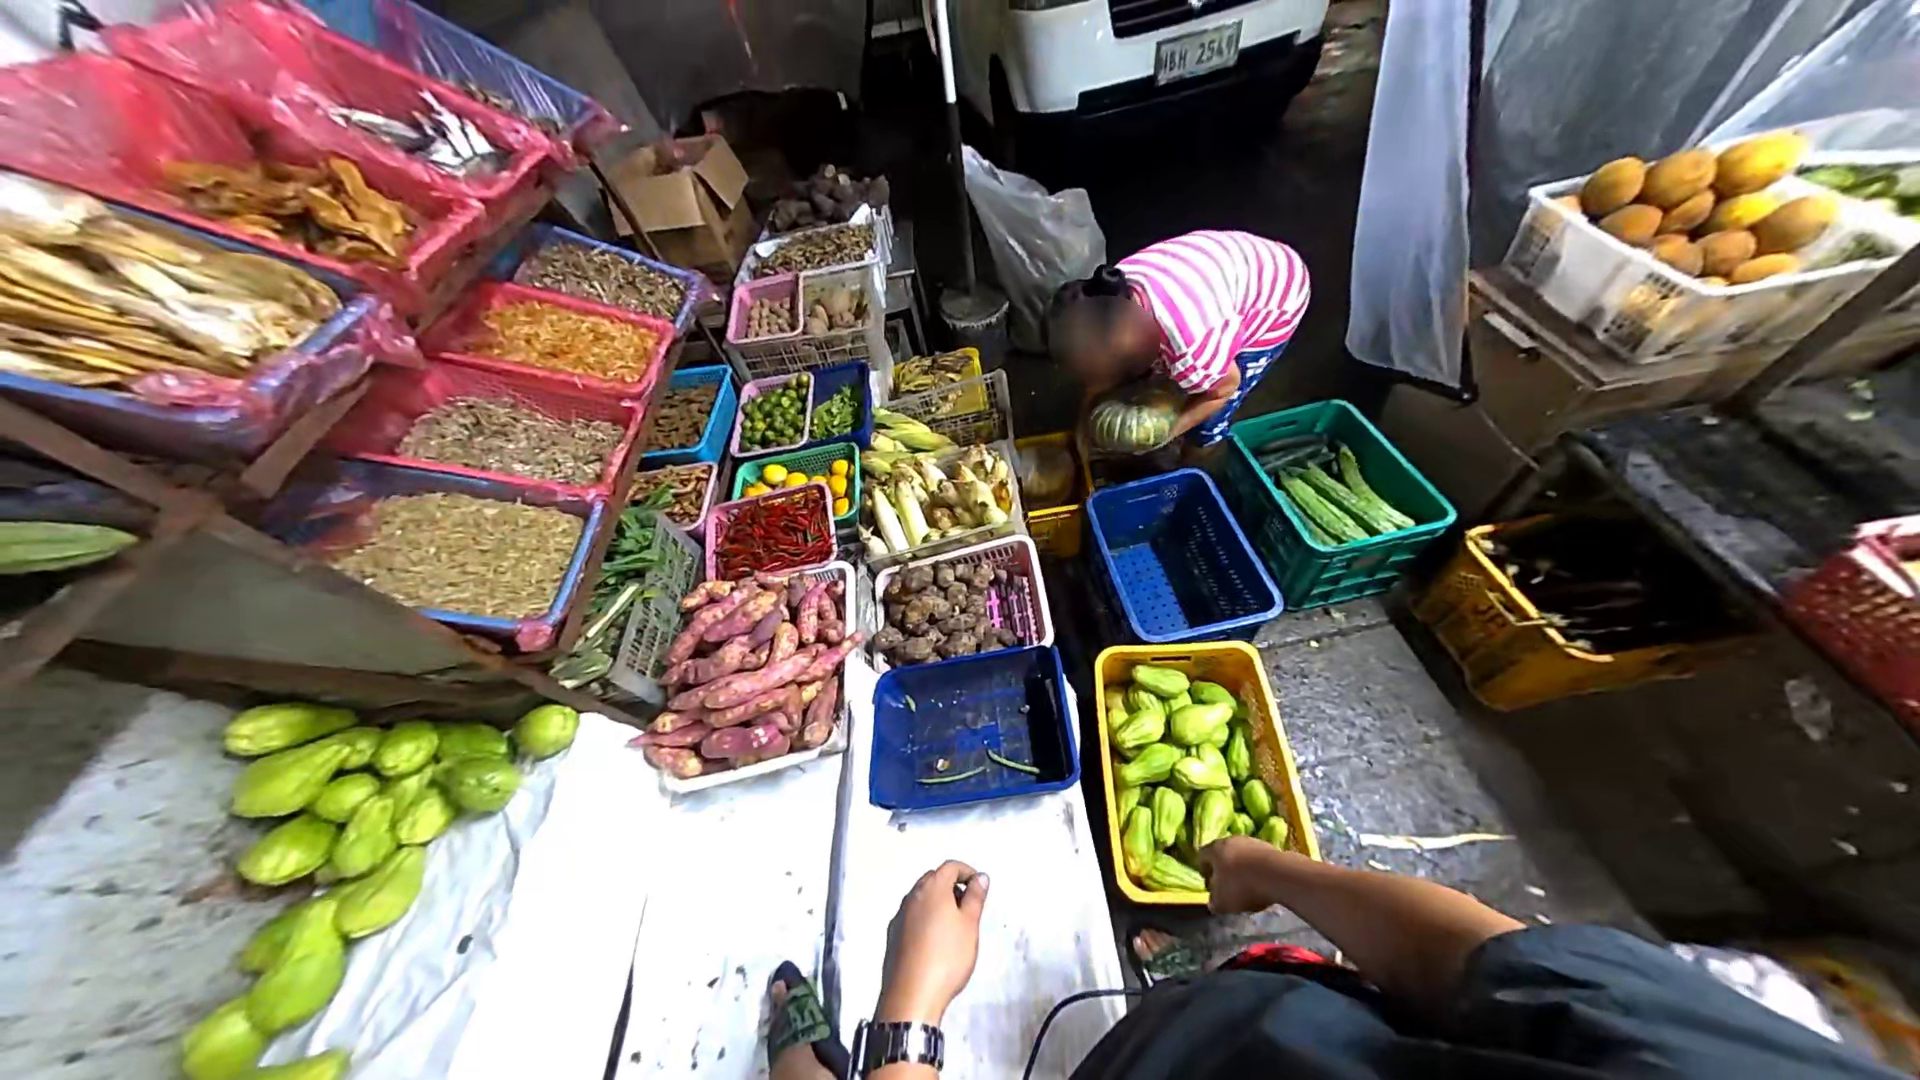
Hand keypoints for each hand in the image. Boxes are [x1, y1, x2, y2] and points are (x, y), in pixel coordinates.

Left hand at [877, 861, 988, 1025]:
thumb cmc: (947, 956)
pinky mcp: (892, 936)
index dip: (967, 871)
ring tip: (953, 927)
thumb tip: (980, 877)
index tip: (979, 887)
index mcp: (932, 888)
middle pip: (934, 879)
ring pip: (921, 898)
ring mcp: (899, 916)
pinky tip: (934, 942)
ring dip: (938, 902)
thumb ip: (975, 897)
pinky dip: (925, 918)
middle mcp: (912, 895)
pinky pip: (912, 916)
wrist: (911, 996)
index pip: (950, 866)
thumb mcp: (970, 925)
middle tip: (968, 907)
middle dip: (952, 886)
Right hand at [1198, 836, 1293, 914]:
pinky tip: (1262, 881)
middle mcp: (1229, 840)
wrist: (1277, 875)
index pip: (1202, 856)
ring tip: (1248, 884)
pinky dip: (1257, 868)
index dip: (1203, 869)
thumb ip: (1214, 902)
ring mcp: (1250, 841)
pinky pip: (1257, 858)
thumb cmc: (1242, 886)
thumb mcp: (1223, 902)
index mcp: (1213, 850)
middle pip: (1221, 853)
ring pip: (1240, 854)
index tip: (1209, 882)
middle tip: (1227, 884)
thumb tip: (1213, 902)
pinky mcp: (1268, 846)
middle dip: (1223, 868)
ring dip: (1241, 867)